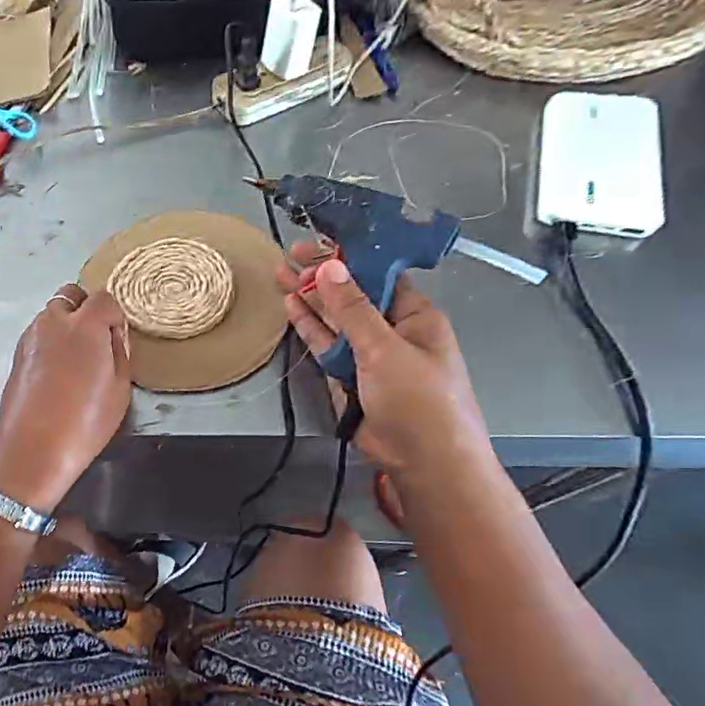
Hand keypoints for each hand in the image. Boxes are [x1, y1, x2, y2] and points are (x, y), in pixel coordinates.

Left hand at [0, 283, 131, 512]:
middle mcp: (53, 322)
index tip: (118, 339)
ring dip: (65, 327)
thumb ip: (119, 352)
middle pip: (71, 297)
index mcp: (85, 324)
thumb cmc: (83, 422)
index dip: (115, 316)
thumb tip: (112, 337)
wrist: (31, 450)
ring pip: (51, 316)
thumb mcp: (119, 390)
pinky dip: (49, 344)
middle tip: (96, 343)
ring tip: (75, 363)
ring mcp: (29, 337)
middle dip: (86, 311)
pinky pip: (38, 337)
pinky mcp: (16, 356)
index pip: (104, 298)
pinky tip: (56, 376)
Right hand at [277, 245, 491, 479]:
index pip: (378, 276)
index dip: (347, 259)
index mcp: (415, 316)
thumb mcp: (385, 349)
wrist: (423, 460)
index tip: (316, 245)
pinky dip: (311, 329)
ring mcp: (370, 356)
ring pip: (336, 321)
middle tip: (290, 257)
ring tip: (281, 277)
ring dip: (310, 300)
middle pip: (352, 296)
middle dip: (322, 277)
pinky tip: (292, 309)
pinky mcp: (350, 378)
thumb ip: (353, 310)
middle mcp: (392, 331)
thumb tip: (330, 268)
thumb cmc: (419, 401)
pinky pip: (328, 347)